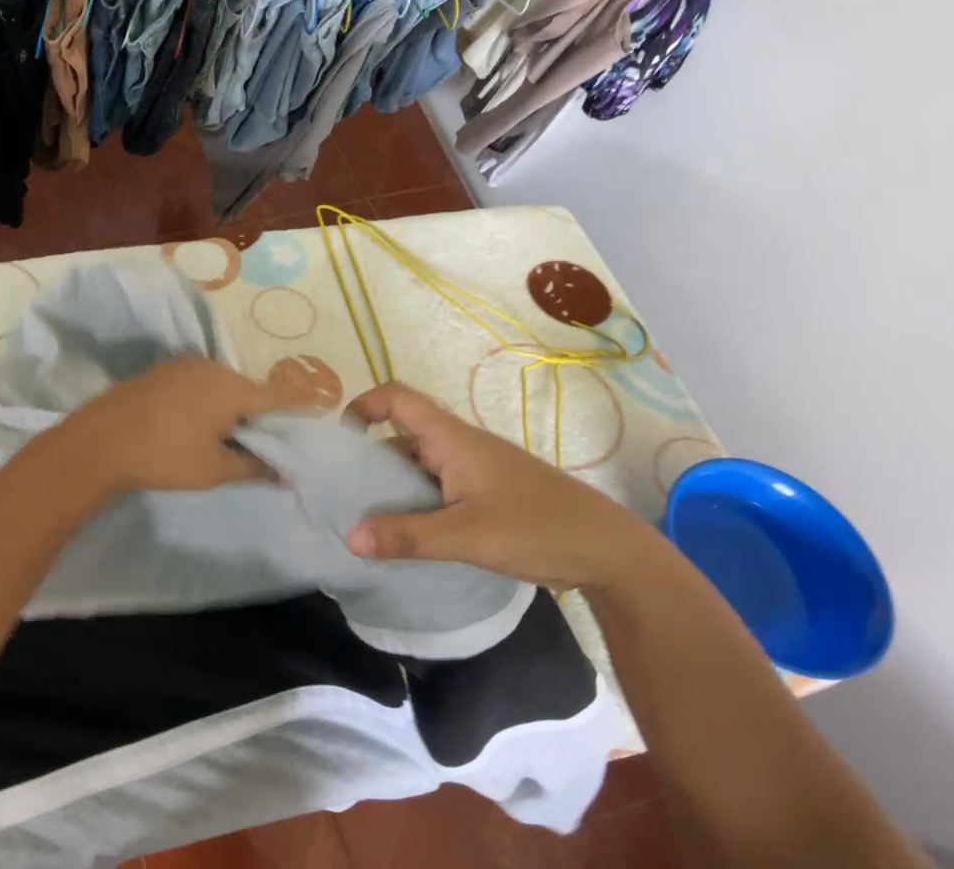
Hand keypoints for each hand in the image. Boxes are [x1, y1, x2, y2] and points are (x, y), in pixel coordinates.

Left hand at [45, 356, 285, 498]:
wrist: (99, 442)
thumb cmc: (165, 455)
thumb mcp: (215, 469)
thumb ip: (255, 467)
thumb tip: (284, 472)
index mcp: (231, 384)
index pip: (276, 398)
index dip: (289, 419)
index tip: (296, 439)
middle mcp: (209, 365)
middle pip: (245, 390)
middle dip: (254, 416)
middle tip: (256, 448)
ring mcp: (179, 366)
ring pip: (217, 387)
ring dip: (225, 410)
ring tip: (223, 442)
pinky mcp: (156, 373)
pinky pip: (193, 386)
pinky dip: (201, 404)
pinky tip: (192, 428)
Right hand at [343, 382, 671, 591]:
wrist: (613, 553)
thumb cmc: (538, 529)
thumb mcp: (467, 536)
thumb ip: (407, 536)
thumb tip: (349, 538)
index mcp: (453, 440)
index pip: (398, 398)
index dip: (363, 406)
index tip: (340, 441)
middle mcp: (461, 447)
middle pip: (401, 436)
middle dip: (368, 459)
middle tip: (342, 494)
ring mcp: (476, 471)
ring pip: (419, 466)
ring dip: (392, 487)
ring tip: (367, 520)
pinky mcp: (487, 495)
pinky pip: (437, 488)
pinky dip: (415, 504)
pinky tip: (407, 535)